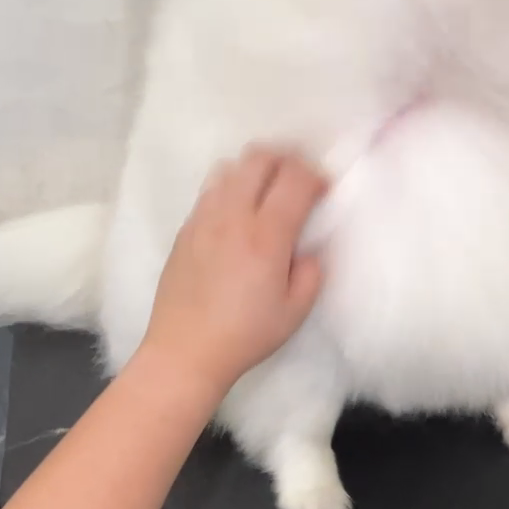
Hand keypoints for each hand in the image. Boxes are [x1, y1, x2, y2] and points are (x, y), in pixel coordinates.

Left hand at [137, 146, 328, 394]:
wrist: (186, 350)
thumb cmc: (246, 335)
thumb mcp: (295, 312)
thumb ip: (311, 273)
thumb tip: (308, 250)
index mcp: (266, 237)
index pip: (294, 179)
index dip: (315, 175)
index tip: (323, 190)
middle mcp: (233, 217)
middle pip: (259, 158)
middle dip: (286, 160)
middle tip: (298, 181)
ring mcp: (203, 219)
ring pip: (230, 168)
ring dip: (255, 171)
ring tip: (267, 193)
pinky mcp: (185, 230)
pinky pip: (210, 192)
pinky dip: (231, 190)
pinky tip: (238, 217)